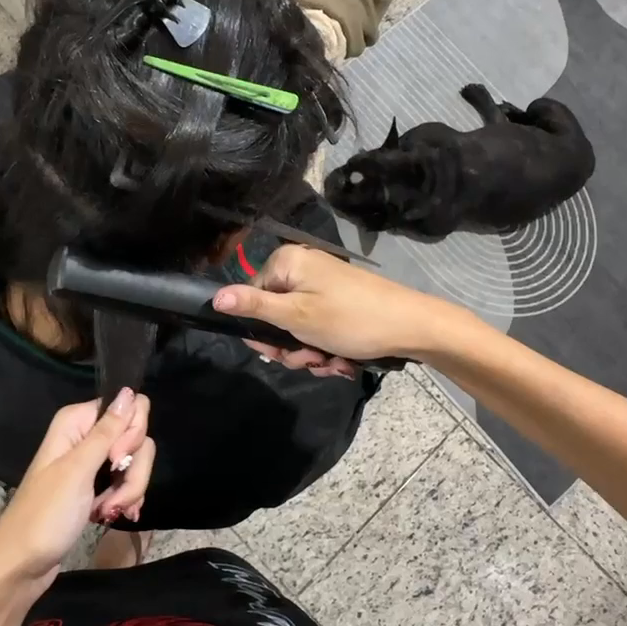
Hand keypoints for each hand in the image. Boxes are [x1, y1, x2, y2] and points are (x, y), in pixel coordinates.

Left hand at [0, 390, 153, 586]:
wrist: (23, 563)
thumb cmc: (45, 514)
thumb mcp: (78, 470)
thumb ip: (107, 431)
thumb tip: (130, 391)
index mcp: (76, 422)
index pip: (128, 407)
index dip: (130, 434)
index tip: (115, 462)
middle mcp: (85, 436)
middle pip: (136, 438)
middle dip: (133, 471)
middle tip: (112, 497)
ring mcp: (91, 463)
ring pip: (134, 463)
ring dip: (129, 490)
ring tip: (107, 512)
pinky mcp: (95, 487)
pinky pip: (125, 483)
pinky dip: (125, 500)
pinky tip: (115, 516)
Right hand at [212, 245, 468, 370]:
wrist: (412, 327)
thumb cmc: (350, 319)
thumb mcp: (296, 317)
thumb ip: (254, 307)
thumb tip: (214, 297)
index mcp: (287, 263)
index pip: (251, 298)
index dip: (260, 330)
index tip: (277, 353)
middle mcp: (302, 268)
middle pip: (273, 315)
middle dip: (289, 346)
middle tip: (309, 360)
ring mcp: (322, 285)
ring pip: (296, 328)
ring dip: (308, 352)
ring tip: (330, 362)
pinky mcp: (339, 301)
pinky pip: (317, 328)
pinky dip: (325, 347)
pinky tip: (340, 360)